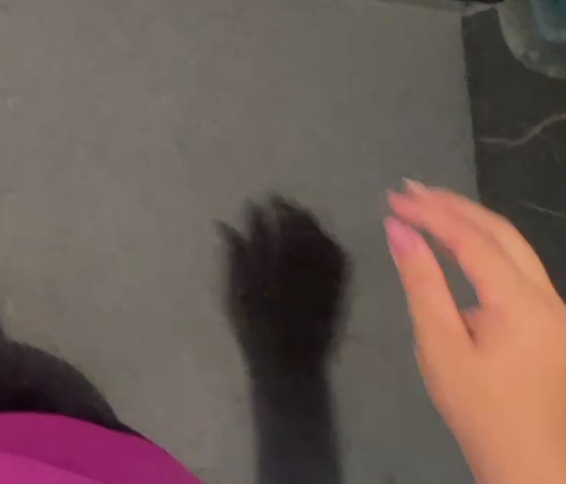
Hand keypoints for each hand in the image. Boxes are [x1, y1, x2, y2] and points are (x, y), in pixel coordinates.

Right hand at [220, 198, 349, 376]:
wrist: (290, 365)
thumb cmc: (254, 329)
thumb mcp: (234, 293)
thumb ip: (234, 257)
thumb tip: (227, 224)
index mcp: (269, 269)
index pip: (265, 231)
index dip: (260, 214)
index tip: (255, 201)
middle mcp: (297, 271)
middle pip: (295, 231)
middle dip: (288, 211)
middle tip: (278, 199)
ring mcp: (320, 281)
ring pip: (319, 242)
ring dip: (310, 222)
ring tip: (299, 211)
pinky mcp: (337, 292)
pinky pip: (339, 260)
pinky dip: (330, 242)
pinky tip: (324, 235)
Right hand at [386, 183, 565, 483]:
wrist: (530, 467)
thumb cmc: (478, 407)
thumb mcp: (439, 344)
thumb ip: (421, 281)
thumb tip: (398, 229)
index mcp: (523, 304)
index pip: (471, 241)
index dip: (430, 214)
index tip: (391, 197)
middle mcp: (548, 301)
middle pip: (501, 235)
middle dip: (453, 206)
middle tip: (407, 189)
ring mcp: (555, 314)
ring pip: (514, 249)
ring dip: (470, 222)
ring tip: (427, 205)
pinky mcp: (551, 327)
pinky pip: (517, 269)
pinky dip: (483, 246)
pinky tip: (456, 244)